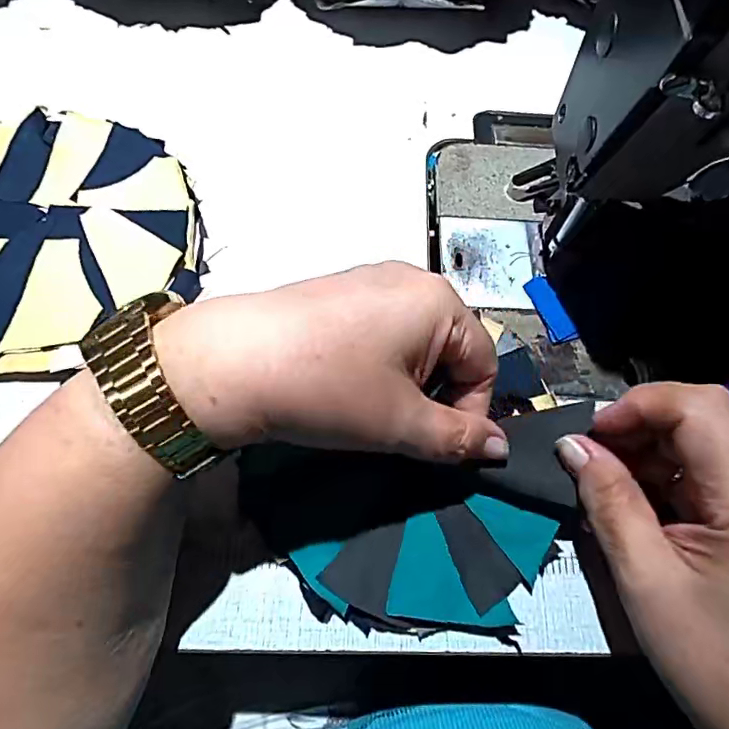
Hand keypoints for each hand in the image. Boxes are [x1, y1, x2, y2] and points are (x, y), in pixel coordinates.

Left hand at [152, 262, 505, 462]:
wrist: (228, 364)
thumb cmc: (327, 389)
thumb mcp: (401, 423)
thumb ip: (458, 438)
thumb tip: (500, 449)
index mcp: (440, 301)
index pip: (485, 364)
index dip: (470, 411)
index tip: (437, 441)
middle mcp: (413, 280)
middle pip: (453, 350)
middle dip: (437, 394)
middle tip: (400, 424)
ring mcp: (374, 279)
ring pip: (419, 342)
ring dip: (409, 381)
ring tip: (370, 405)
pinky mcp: (343, 289)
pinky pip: (386, 329)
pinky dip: (381, 362)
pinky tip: (347, 381)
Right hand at [557, 384, 728, 728]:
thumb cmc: (714, 662)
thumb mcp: (647, 582)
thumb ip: (610, 503)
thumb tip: (573, 445)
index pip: (702, 408)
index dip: (640, 405)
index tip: (591, 434)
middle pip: (704, 417)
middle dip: (639, 428)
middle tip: (589, 461)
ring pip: (704, 438)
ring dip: (649, 450)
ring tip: (606, 484)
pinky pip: (710, 467)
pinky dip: (667, 474)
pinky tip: (637, 500)